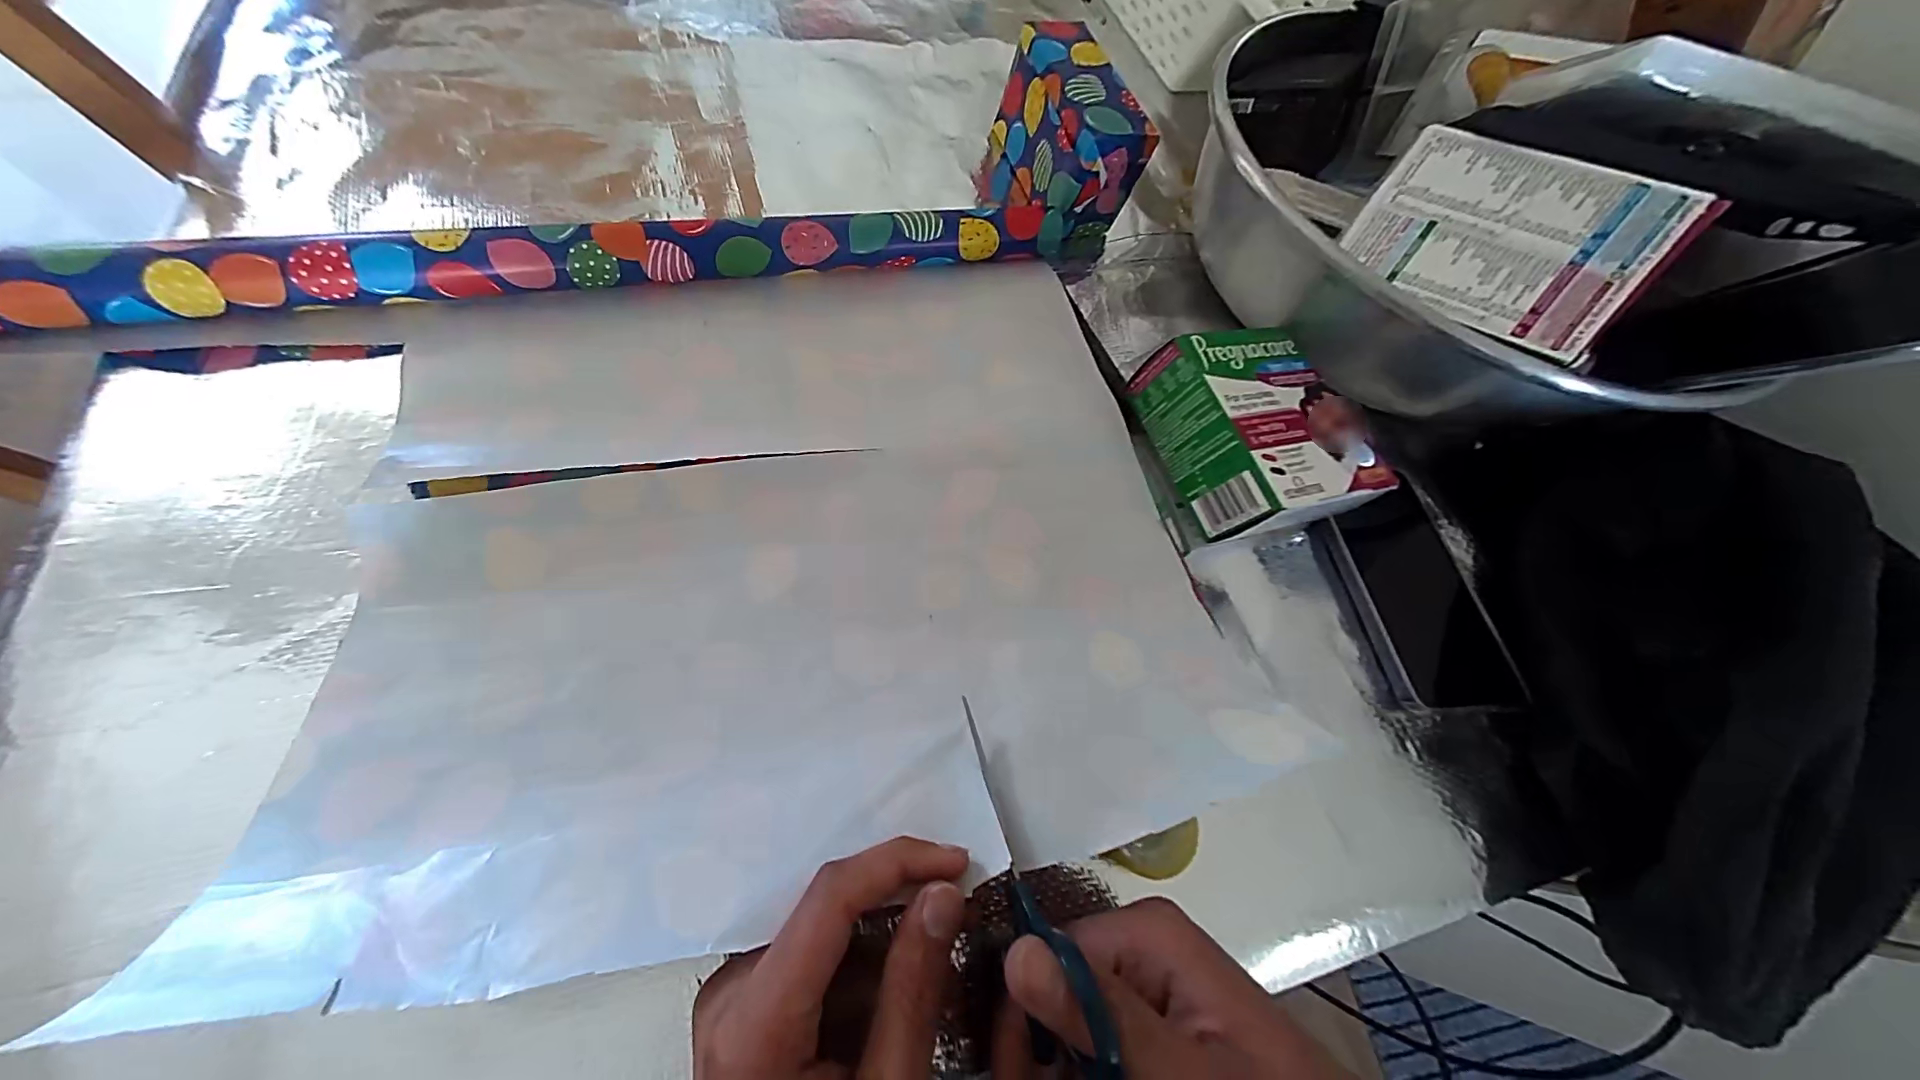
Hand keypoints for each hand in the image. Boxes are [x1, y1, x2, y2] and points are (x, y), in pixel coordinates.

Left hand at [693, 837, 969, 1078]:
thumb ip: (912, 989)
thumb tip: (942, 894)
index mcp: (754, 1022)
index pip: (829, 896)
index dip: (898, 863)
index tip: (954, 862)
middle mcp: (730, 990)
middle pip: (826, 905)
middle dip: (897, 898)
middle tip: (953, 908)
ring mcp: (732, 990)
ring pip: (824, 922)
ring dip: (882, 930)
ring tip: (928, 964)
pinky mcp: (744, 994)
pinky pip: (811, 946)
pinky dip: (860, 955)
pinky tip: (888, 988)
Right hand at [996, 897, 1357, 1078]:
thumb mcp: (1185, 1070)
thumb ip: (1103, 1015)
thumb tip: (1018, 952)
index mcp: (1146, 933)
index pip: (1047, 954)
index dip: (1025, 1015)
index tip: (1013, 1072)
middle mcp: (1139, 946)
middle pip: (1053, 987)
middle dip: (1040, 1048)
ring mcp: (1144, 984)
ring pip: (1067, 1021)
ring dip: (1058, 1066)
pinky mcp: (1149, 1020)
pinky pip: (1097, 1038)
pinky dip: (1085, 1069)